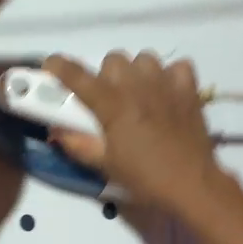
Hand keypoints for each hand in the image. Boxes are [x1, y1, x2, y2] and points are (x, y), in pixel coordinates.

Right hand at [42, 52, 233, 216]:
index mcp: (112, 104)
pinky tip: (168, 97)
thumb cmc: (145, 177)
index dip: (59, 66)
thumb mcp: (105, 166)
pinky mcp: (189, 86)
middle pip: (113, 60)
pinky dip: (169, 77)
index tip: (51, 66)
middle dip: (108, 78)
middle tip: (112, 104)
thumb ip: (77, 144)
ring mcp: (165, 81)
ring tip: (141, 99)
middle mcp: (137, 84)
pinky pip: (175, 67)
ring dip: (137, 74)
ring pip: (143, 59)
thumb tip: (56, 131)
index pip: (78, 75)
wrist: (191, 183)